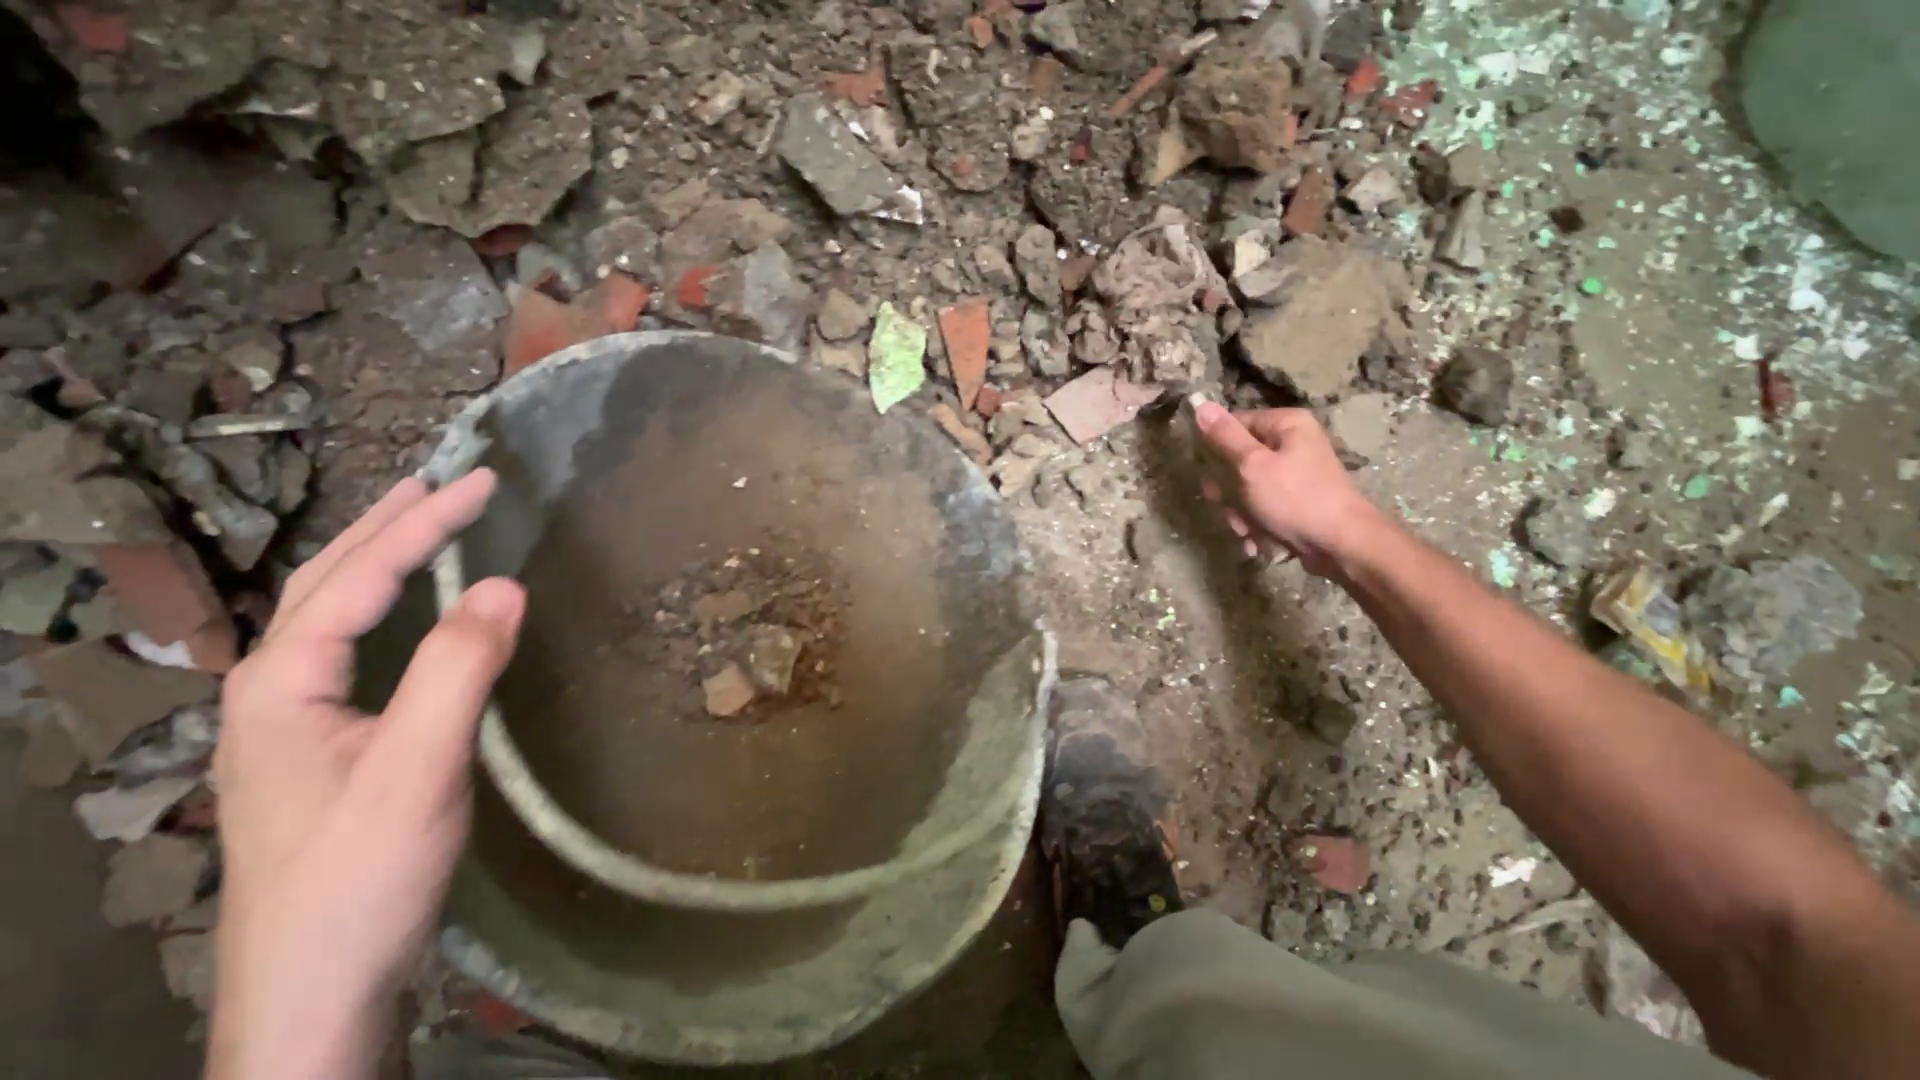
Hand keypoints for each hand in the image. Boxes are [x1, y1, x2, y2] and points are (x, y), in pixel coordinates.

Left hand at [209, 470, 525, 1079]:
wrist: (314, 986)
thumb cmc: (362, 874)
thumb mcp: (418, 767)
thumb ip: (458, 669)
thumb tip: (504, 582)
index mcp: (280, 682)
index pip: (357, 577)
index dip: (423, 523)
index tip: (482, 480)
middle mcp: (269, 691)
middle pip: (324, 582)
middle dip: (386, 523)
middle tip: (444, 478)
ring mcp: (285, 723)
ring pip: (329, 616)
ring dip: (378, 559)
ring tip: (423, 521)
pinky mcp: (313, 750)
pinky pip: (347, 650)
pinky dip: (381, 607)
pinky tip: (404, 612)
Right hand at [1192, 402, 1382, 576]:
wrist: (1341, 545)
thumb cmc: (1295, 499)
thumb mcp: (1253, 465)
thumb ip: (1224, 436)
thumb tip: (1201, 404)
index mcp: (1287, 424)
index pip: (1235, 425)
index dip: (1216, 450)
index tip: (1209, 476)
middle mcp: (1293, 443)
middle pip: (1239, 461)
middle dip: (1229, 493)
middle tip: (1230, 509)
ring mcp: (1295, 474)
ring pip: (1247, 490)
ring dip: (1240, 514)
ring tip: (1248, 532)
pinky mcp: (1296, 501)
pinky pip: (1263, 507)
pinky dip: (1256, 525)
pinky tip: (1258, 542)